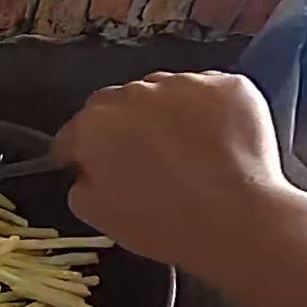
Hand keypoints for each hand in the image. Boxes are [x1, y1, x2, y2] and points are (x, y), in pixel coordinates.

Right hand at [51, 71, 306, 283]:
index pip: (72, 133)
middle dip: (118, 127)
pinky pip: (205, 92)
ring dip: (161, 114)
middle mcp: (132, 94)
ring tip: (181, 149)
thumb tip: (88, 171)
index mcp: (92, 125)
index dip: (75, 153)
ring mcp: (182, 84)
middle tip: (137, 158)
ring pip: (160, 93)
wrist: (235, 221)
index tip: (84, 165)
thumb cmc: (159, 222)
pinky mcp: (226, 85)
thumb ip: (80, 182)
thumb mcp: (94, 213)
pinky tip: (212, 141)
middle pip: (114, 105)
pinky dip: (205, 111)